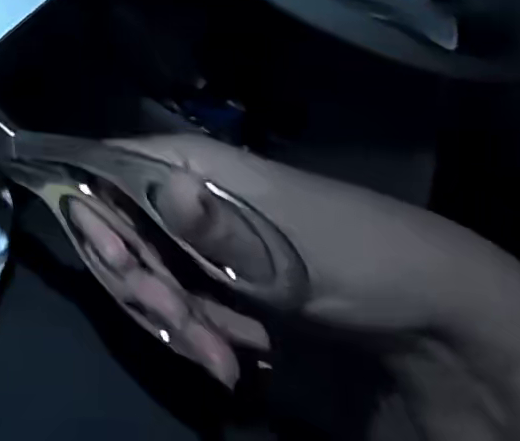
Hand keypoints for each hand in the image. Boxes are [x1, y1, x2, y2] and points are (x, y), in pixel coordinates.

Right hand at [103, 135, 519, 440]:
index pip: (101, 169)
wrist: (425, 310)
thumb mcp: (287, 250)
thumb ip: (218, 224)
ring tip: (222, 359)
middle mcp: (178, 188)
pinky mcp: (210, 268)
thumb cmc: (352, 258)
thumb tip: (169, 187)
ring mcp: (193, 231)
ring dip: (172, 321)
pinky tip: (232, 355)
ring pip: (142, 271)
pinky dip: (194, 332)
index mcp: (185, 161)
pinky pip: (173, 298)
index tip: (124, 271)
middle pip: (115, 229)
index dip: (93, 216)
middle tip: (188, 331)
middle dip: (141, 288)